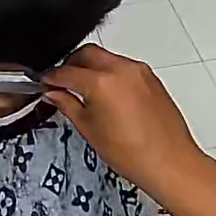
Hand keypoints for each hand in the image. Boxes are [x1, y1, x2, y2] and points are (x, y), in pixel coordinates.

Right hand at [41, 45, 211, 203]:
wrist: (169, 162)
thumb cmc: (135, 154)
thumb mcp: (90, 130)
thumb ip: (69, 105)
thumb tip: (55, 94)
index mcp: (102, 83)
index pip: (67, 71)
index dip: (52, 77)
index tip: (46, 83)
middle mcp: (121, 70)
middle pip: (87, 53)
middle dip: (70, 64)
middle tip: (61, 81)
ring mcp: (138, 71)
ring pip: (106, 57)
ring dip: (91, 66)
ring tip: (83, 89)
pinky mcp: (150, 76)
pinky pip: (123, 65)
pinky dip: (110, 72)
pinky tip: (105, 92)